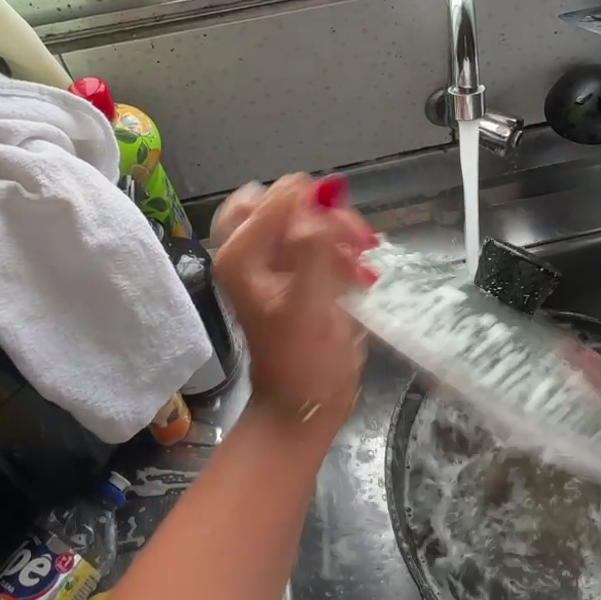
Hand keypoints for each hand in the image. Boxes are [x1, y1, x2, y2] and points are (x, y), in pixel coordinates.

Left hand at [212, 175, 376, 421]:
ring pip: (302, 214)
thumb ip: (312, 250)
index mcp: (240, 255)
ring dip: (336, 231)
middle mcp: (247, 250)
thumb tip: (320, 201)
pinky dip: (338, 245)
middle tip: (353, 240)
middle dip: (323, 214)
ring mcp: (268, 259)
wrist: (306, 401)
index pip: (278, 198)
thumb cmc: (304, 360)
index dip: (316, 210)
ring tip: (360, 261)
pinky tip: (357, 270)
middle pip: (285, 199)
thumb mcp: (309, 306)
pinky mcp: (290, 269)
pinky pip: (314, 235)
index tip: (349, 240)